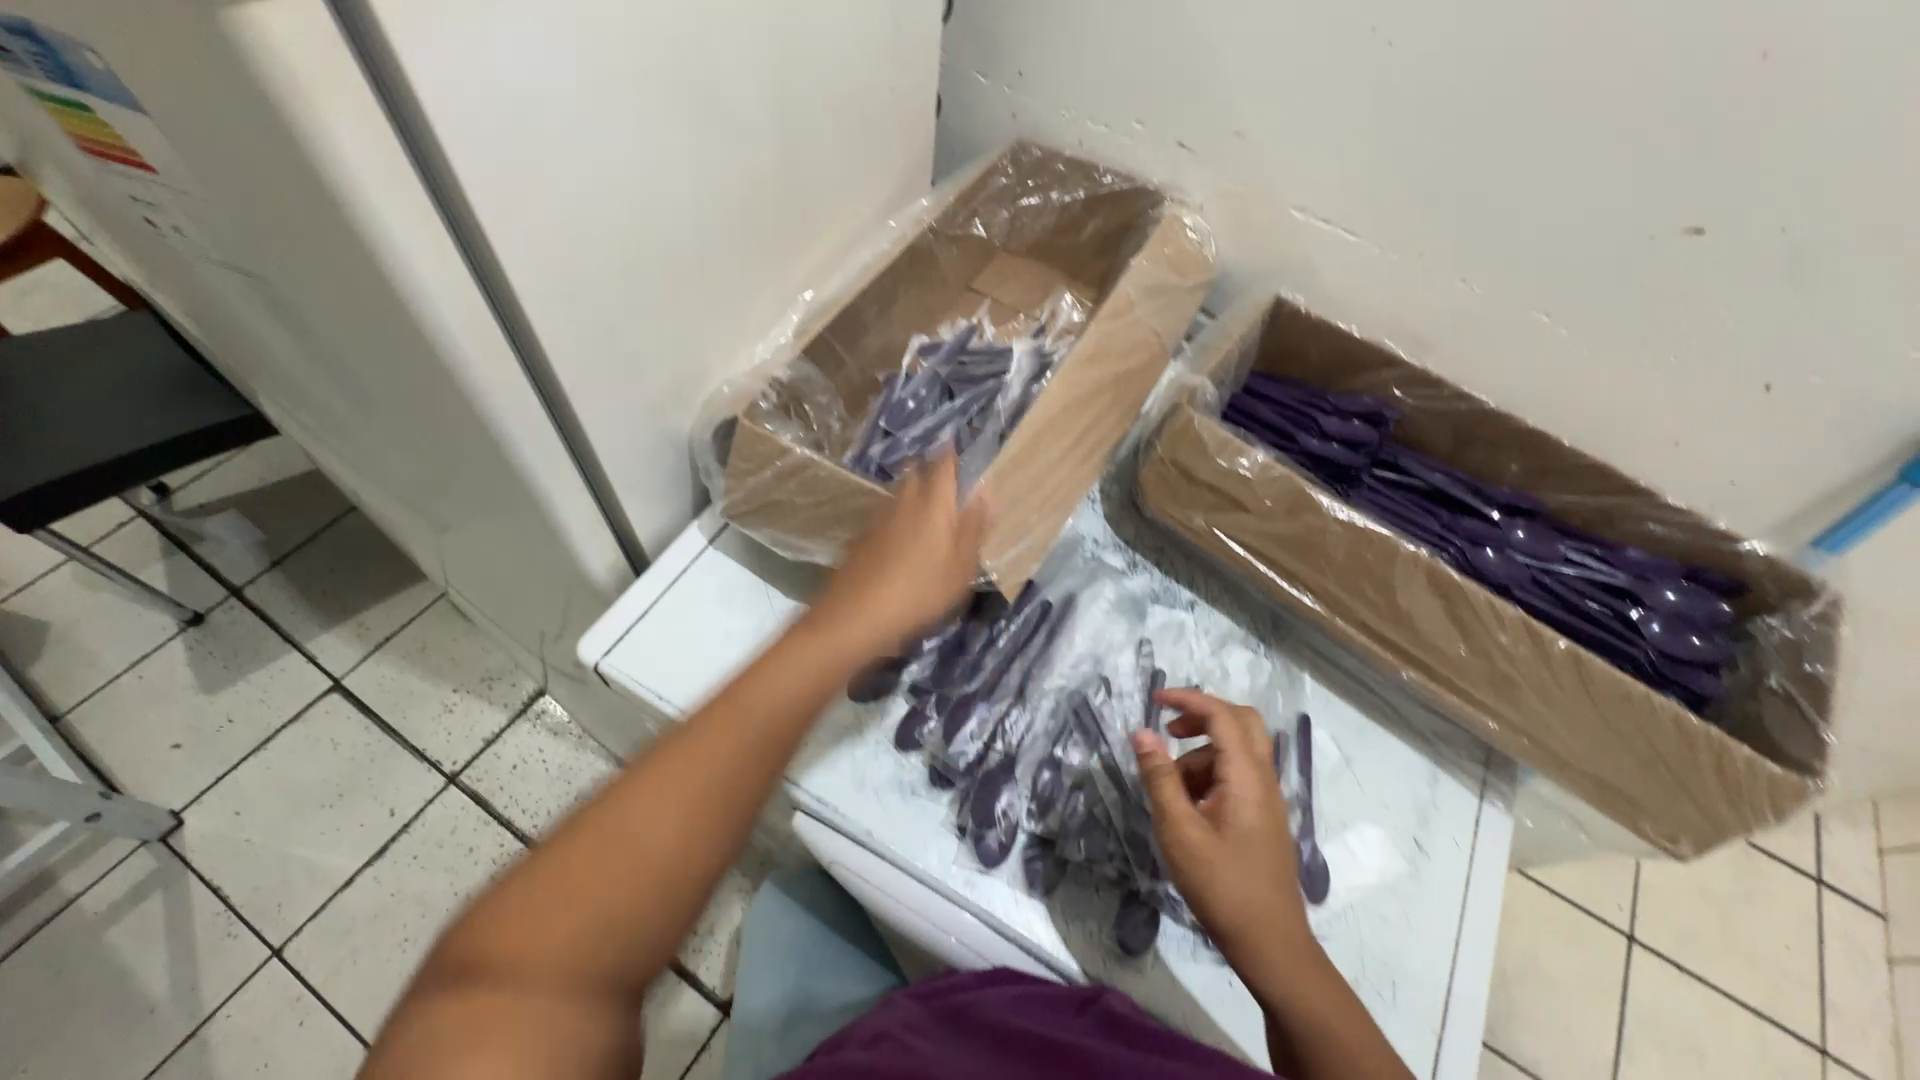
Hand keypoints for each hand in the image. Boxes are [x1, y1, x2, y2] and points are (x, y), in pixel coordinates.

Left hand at [807, 449, 991, 656]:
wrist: (857, 616)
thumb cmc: (922, 591)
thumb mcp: (962, 566)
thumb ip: (974, 526)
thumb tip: (986, 490)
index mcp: (934, 504)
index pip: (943, 466)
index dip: (950, 454)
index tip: (955, 446)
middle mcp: (903, 503)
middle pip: (915, 474)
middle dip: (927, 469)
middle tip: (941, 476)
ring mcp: (877, 520)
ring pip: (897, 495)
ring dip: (910, 493)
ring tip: (923, 505)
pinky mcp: (860, 540)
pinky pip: (883, 517)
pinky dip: (894, 519)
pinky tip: (897, 538)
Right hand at [1131, 689, 1309, 969]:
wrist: (1268, 941)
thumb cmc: (1220, 885)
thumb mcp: (1178, 831)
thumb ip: (1160, 778)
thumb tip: (1142, 733)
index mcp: (1246, 776)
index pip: (1222, 716)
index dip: (1189, 699)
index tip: (1155, 700)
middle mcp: (1263, 779)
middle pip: (1241, 723)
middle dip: (1202, 717)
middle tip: (1168, 731)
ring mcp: (1267, 799)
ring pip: (1237, 752)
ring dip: (1200, 754)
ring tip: (1169, 790)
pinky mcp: (1262, 817)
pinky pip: (1237, 777)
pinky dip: (1209, 776)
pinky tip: (1186, 809)